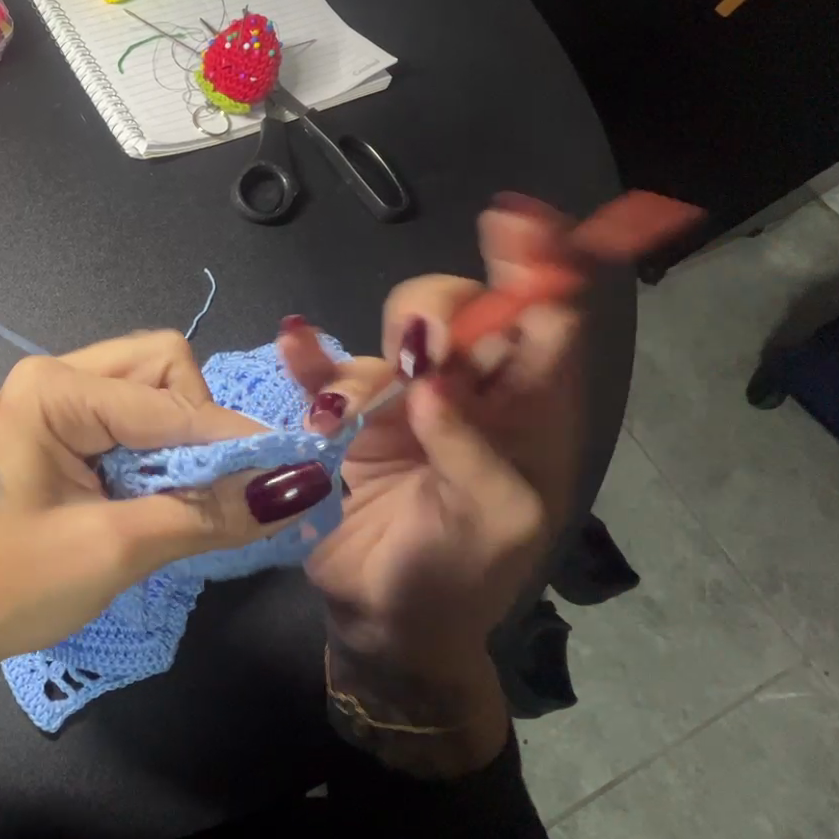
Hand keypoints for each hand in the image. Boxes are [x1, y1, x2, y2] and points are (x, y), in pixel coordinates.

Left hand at [0, 331, 335, 706]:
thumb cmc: (12, 588)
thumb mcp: (115, 551)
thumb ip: (206, 514)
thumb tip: (298, 486)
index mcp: (52, 389)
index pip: (169, 397)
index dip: (231, 439)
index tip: (292, 479)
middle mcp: (56, 375)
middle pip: (165, 369)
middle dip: (200, 426)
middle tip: (209, 494)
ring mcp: (58, 397)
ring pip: (156, 390)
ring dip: (184, 441)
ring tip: (182, 501)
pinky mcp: (66, 425)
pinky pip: (136, 417)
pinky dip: (164, 451)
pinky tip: (161, 494)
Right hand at [285, 195, 584, 675]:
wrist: (383, 616)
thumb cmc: (457, 577)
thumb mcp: (493, 525)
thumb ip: (474, 453)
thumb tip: (429, 387)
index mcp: (529, 416)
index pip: (545, 322)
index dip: (537, 267)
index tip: (514, 221)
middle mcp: (470, 395)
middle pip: (463, 312)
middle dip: (439, 313)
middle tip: (414, 349)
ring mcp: (404, 403)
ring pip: (393, 335)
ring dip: (367, 357)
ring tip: (340, 412)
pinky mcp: (349, 420)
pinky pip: (326, 371)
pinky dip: (309, 355)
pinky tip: (293, 342)